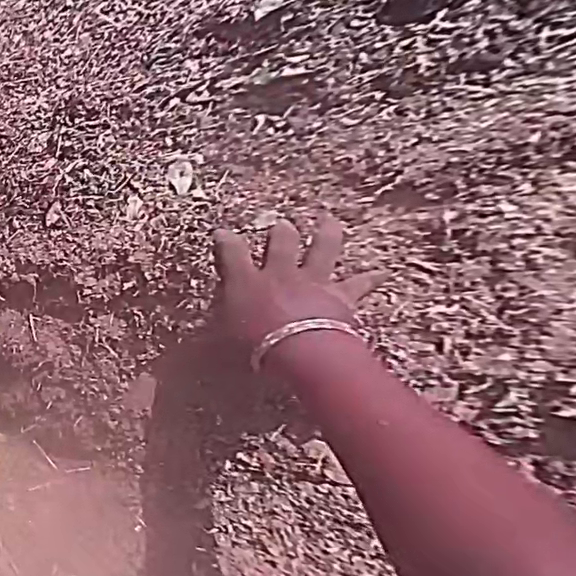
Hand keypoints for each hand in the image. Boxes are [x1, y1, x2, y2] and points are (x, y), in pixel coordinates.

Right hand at [211, 215, 387, 352]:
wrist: (302, 354)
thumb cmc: (255, 348)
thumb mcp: (220, 342)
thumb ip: (210, 334)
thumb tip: (194, 338)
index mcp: (246, 282)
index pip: (231, 252)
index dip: (225, 241)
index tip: (222, 233)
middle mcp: (280, 275)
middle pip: (280, 242)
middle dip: (279, 231)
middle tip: (280, 223)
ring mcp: (313, 283)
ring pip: (322, 249)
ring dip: (325, 233)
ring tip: (328, 220)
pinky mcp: (341, 298)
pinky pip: (359, 284)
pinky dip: (370, 279)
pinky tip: (381, 273)